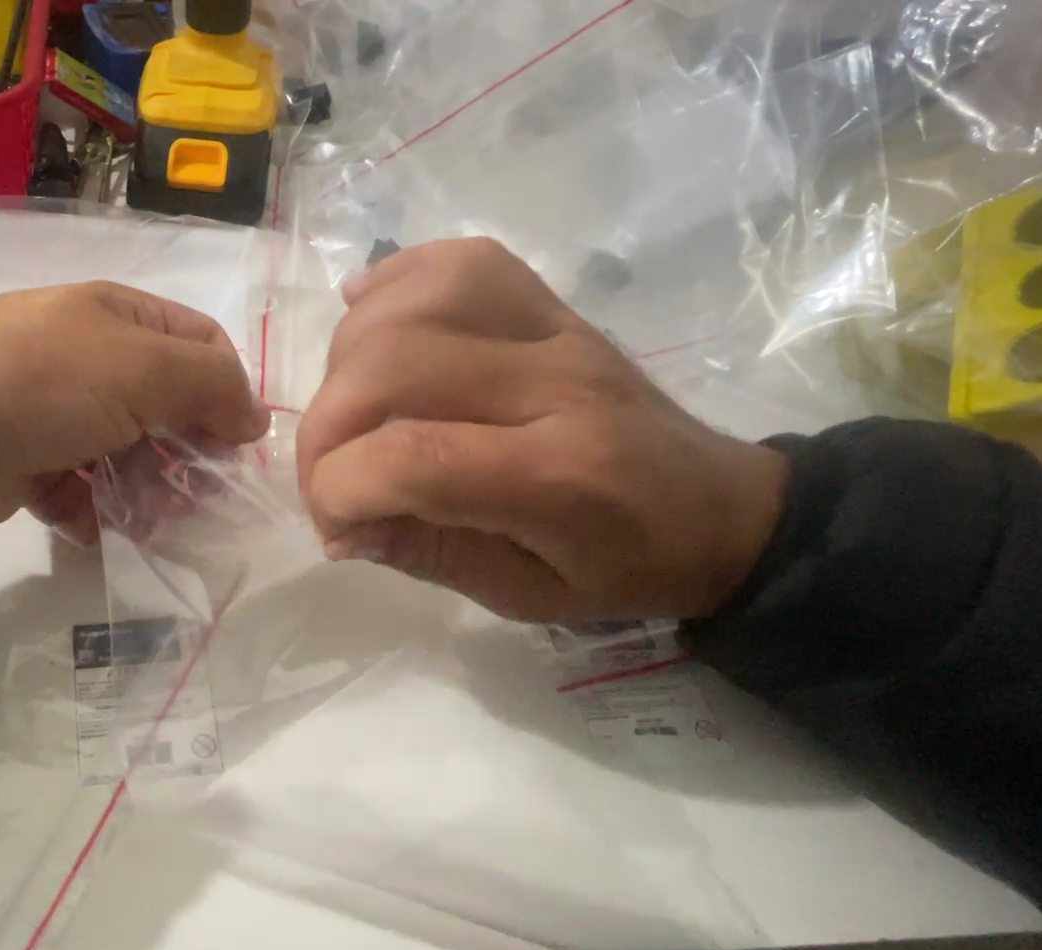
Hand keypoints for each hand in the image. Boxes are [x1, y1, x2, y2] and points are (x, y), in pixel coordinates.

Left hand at [0, 283, 267, 538]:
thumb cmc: (41, 384)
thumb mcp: (137, 368)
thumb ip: (208, 386)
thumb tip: (253, 418)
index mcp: (119, 320)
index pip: (202, 348)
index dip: (229, 395)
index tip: (236, 449)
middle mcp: (92, 362)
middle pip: (167, 409)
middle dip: (188, 455)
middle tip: (196, 497)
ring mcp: (58, 415)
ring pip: (128, 457)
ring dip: (148, 493)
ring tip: (148, 521)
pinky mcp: (30, 465)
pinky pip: (82, 492)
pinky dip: (96, 513)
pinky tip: (97, 528)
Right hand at [297, 239, 787, 622]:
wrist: (717, 509)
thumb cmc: (620, 567)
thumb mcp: (522, 595)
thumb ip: (424, 555)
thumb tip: (339, 524)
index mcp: (556, 478)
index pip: (408, 458)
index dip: (335, 490)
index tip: (335, 526)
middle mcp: (552, 385)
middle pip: (392, 364)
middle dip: (324, 427)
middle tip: (327, 472)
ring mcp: (554, 329)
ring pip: (415, 301)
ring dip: (348, 357)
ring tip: (348, 410)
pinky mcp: (551, 303)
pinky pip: (457, 262)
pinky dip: (393, 285)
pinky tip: (368, 321)